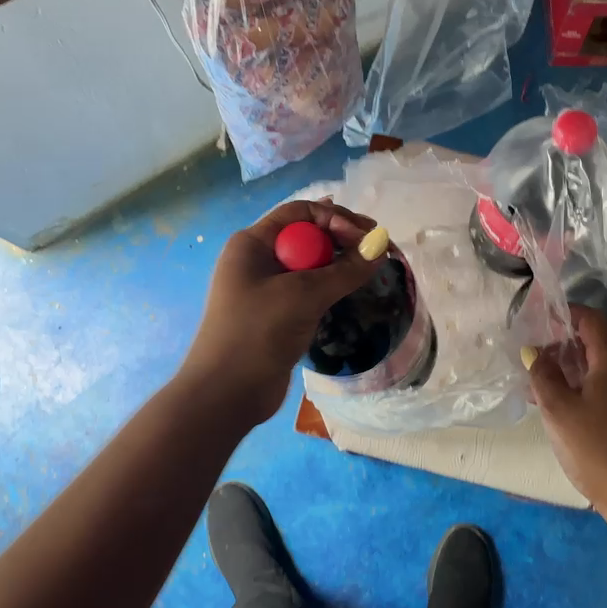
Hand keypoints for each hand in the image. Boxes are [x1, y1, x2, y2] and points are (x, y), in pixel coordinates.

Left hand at [177, 199, 378, 426]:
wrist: (226, 395)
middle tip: (377, 249)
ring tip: (369, 270)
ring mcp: (266, 288)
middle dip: (342, 239)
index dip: (335, 218)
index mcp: (253, 243)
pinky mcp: (276, 314)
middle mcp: (258, 259)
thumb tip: (380, 249)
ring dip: (338, 264)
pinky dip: (329, 287)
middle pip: (307, 235)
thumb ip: (345, 270)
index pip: (300, 213)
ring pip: (310, 265)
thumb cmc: (258, 332)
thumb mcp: (304, 295)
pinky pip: (308, 289)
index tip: (365, 237)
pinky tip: (349, 292)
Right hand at [529, 306, 606, 519]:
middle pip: (597, 343)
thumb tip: (536, 355)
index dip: (565, 315)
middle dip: (563, 347)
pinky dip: (588, 388)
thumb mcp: (557, 410)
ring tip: (543, 389)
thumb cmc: (597, 450)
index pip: (592, 319)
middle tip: (534, 362)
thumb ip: (542, 375)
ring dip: (573, 371)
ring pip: (604, 368)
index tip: (538, 323)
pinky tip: (567, 410)